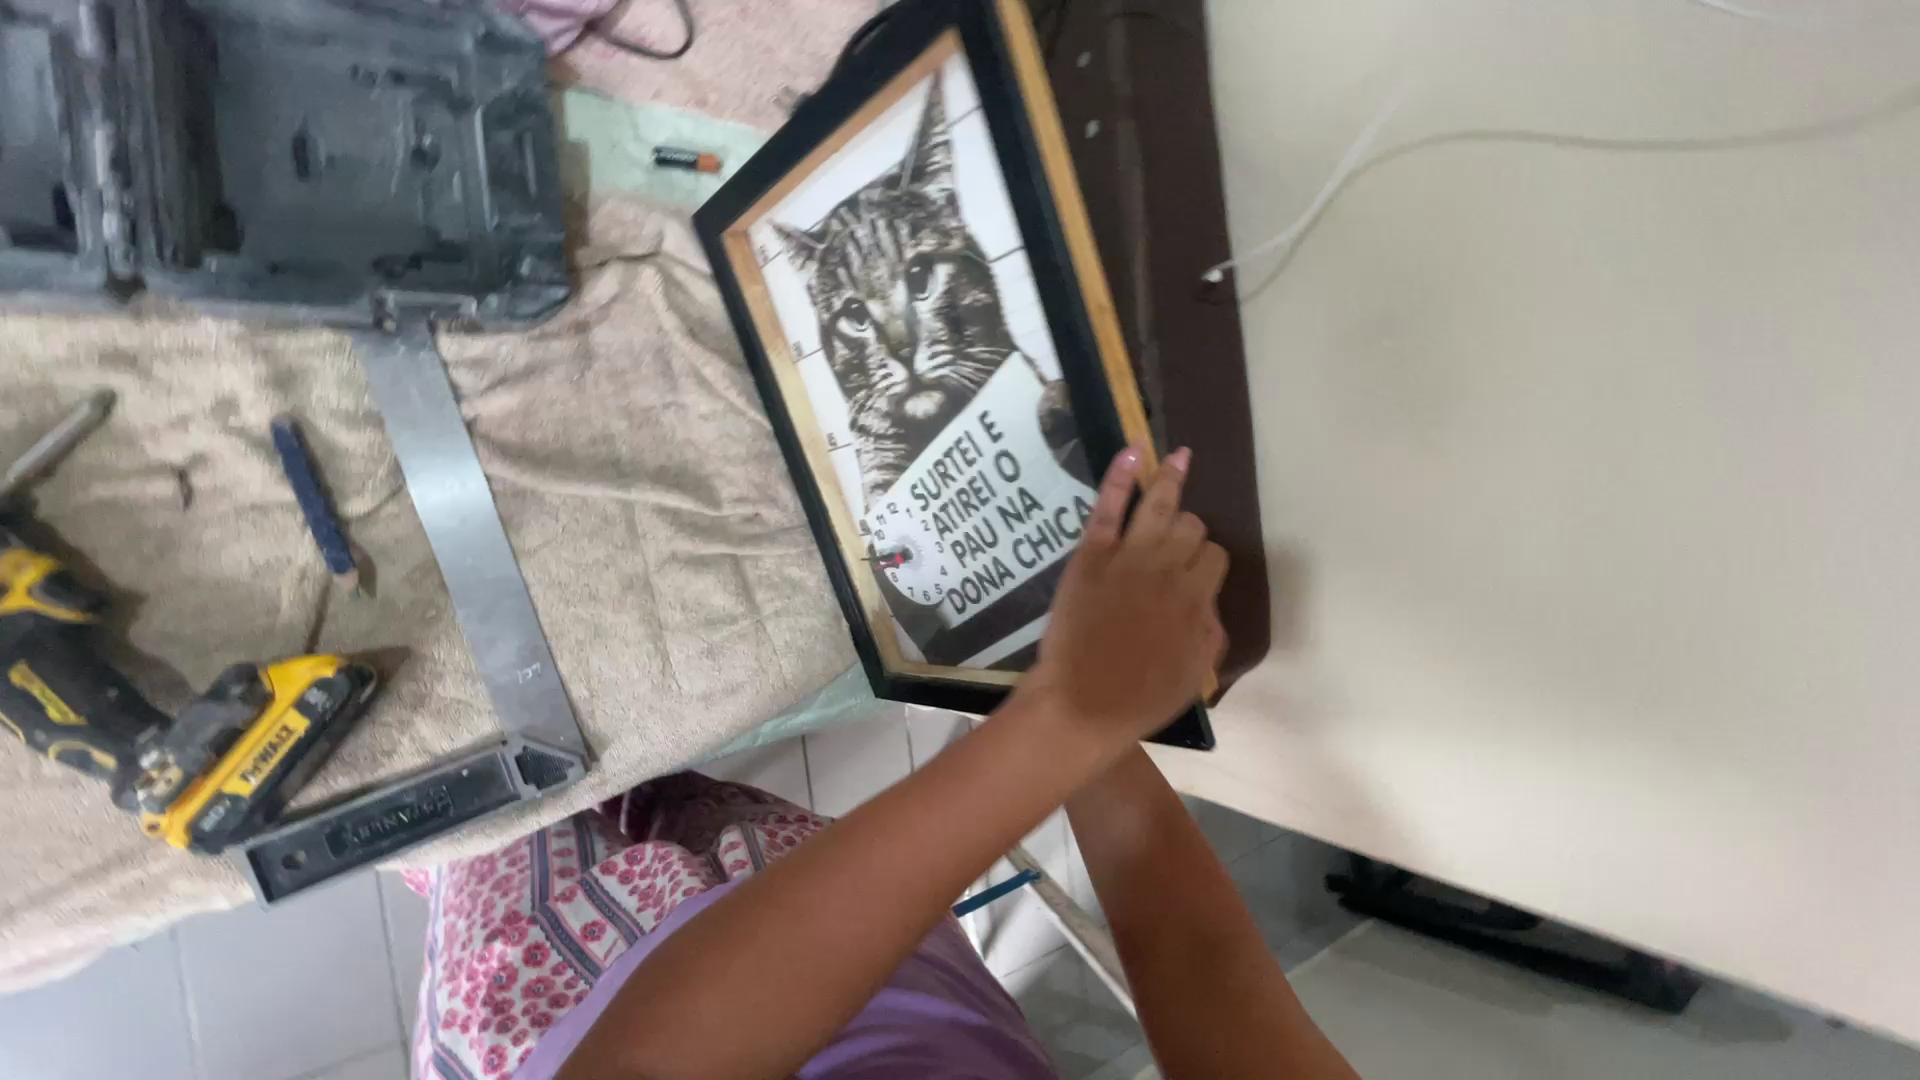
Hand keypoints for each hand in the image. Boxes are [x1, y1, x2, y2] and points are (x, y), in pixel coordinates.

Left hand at [1022, 445, 1227, 750]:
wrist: (1083, 700)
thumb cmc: (1141, 695)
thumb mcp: (1195, 672)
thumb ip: (1210, 630)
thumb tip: (1208, 602)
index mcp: (1195, 598)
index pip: (1214, 556)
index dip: (1206, 562)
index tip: (1195, 575)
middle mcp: (1166, 568)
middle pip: (1190, 527)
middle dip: (1189, 533)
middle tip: (1174, 549)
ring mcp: (1127, 556)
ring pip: (1159, 506)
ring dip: (1171, 478)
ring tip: (1178, 456)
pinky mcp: (1091, 553)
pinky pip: (1108, 507)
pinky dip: (1120, 476)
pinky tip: (1133, 451)